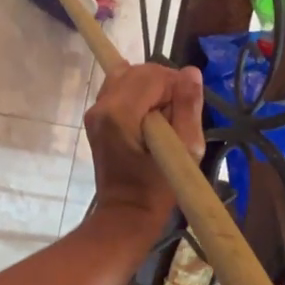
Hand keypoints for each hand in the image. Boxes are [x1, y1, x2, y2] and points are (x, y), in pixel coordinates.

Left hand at [83, 63, 204, 233]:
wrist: (126, 213)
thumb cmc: (159, 187)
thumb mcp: (185, 149)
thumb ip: (187, 107)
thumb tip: (190, 72)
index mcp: (120, 112)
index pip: (153, 74)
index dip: (175, 86)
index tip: (185, 110)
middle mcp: (101, 106)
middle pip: (136, 71)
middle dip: (162, 84)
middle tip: (176, 114)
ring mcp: (94, 111)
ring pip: (125, 76)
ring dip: (149, 88)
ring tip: (163, 116)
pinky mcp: (94, 118)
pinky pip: (117, 90)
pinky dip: (135, 95)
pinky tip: (148, 118)